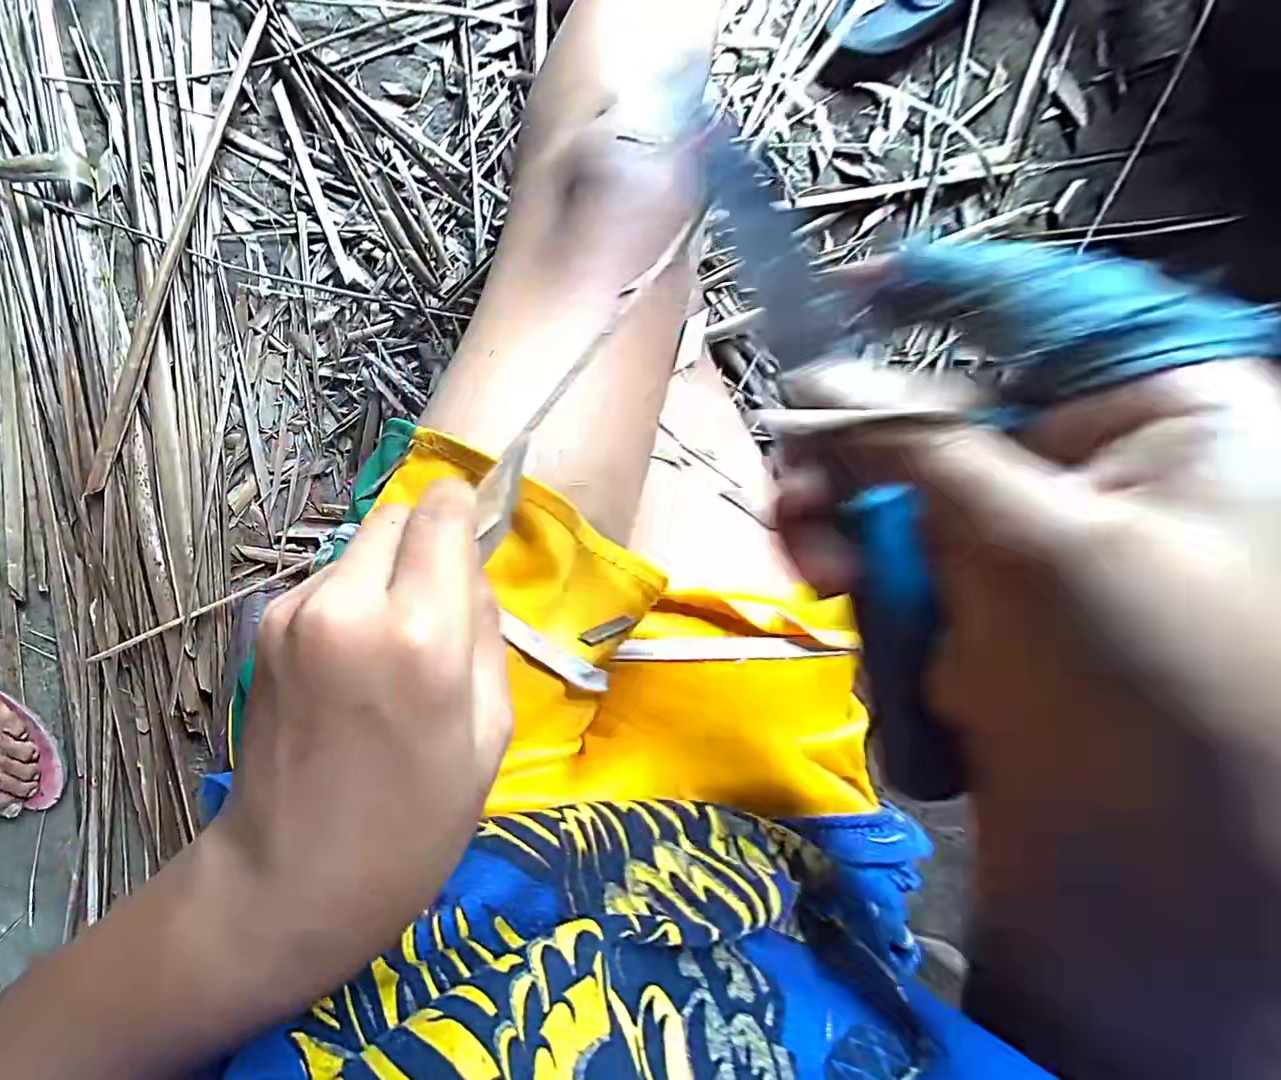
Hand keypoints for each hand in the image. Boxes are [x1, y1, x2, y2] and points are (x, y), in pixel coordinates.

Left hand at [0, 480, 510, 1079]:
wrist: (292, 873)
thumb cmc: (412, 823)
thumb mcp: (487, 731)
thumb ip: (483, 628)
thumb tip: (467, 565)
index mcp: (418, 634)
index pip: (440, 514)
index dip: (460, 510)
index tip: (468, 526)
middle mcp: (348, 604)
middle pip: (392, 516)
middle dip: (420, 541)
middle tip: (432, 602)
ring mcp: (293, 610)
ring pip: (355, 548)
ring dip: (380, 574)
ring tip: (383, 647)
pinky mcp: (262, 624)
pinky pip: (322, 583)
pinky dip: (345, 601)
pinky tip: (344, 663)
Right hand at [775, 242, 1280, 1076]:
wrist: (1158, 859)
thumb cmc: (1149, 684)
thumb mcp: (1028, 538)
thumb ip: (911, 445)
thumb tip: (813, 384)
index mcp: (1164, 425)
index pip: (1042, 319)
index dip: (943, 296)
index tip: (848, 287)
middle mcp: (1086, 470)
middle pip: (929, 417)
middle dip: (848, 452)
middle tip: (794, 496)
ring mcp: (1016, 538)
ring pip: (885, 489)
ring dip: (833, 521)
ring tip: (817, 568)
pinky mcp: (965, 595)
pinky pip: (879, 550)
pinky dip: (846, 567)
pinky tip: (835, 594)